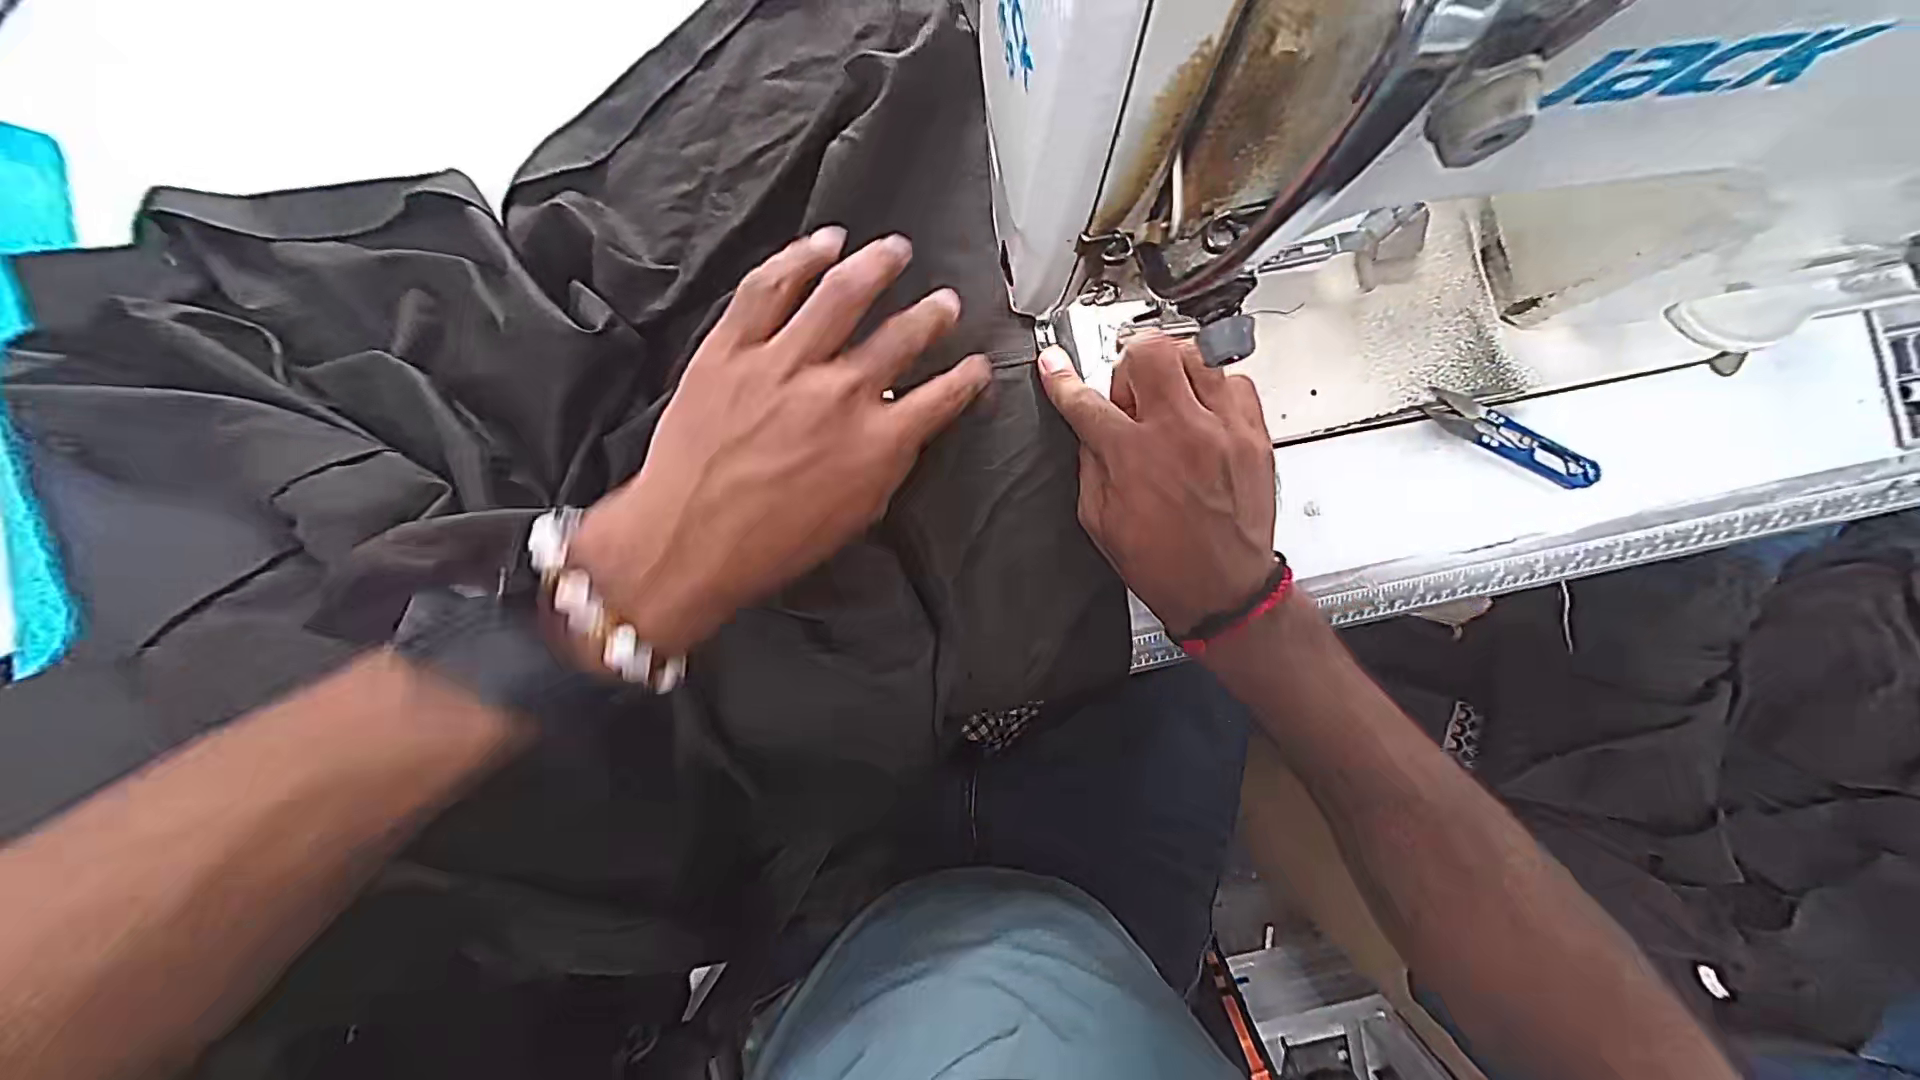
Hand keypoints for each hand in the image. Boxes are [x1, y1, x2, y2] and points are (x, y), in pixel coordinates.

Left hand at [570, 228, 989, 650]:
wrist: (688, 543)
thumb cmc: (771, 543)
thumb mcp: (854, 515)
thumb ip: (887, 466)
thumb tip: (901, 432)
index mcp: (876, 442)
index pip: (942, 397)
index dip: (968, 378)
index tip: (976, 366)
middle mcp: (839, 394)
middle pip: (902, 336)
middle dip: (933, 315)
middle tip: (944, 303)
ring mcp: (784, 365)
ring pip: (842, 294)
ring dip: (877, 266)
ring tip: (895, 250)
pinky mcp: (732, 350)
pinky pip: (769, 288)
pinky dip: (799, 258)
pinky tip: (822, 244)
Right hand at [1038, 332, 1276, 635]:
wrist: (1223, 588)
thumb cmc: (1164, 563)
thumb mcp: (1099, 520)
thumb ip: (1090, 465)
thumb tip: (1087, 430)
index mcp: (1132, 457)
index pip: (1085, 400)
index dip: (1061, 378)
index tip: (1054, 364)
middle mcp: (1180, 433)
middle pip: (1150, 351)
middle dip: (1129, 363)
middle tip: (1130, 392)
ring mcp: (1222, 430)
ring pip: (1195, 355)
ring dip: (1172, 372)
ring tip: (1168, 403)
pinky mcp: (1254, 436)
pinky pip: (1236, 381)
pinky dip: (1213, 390)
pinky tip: (1203, 414)